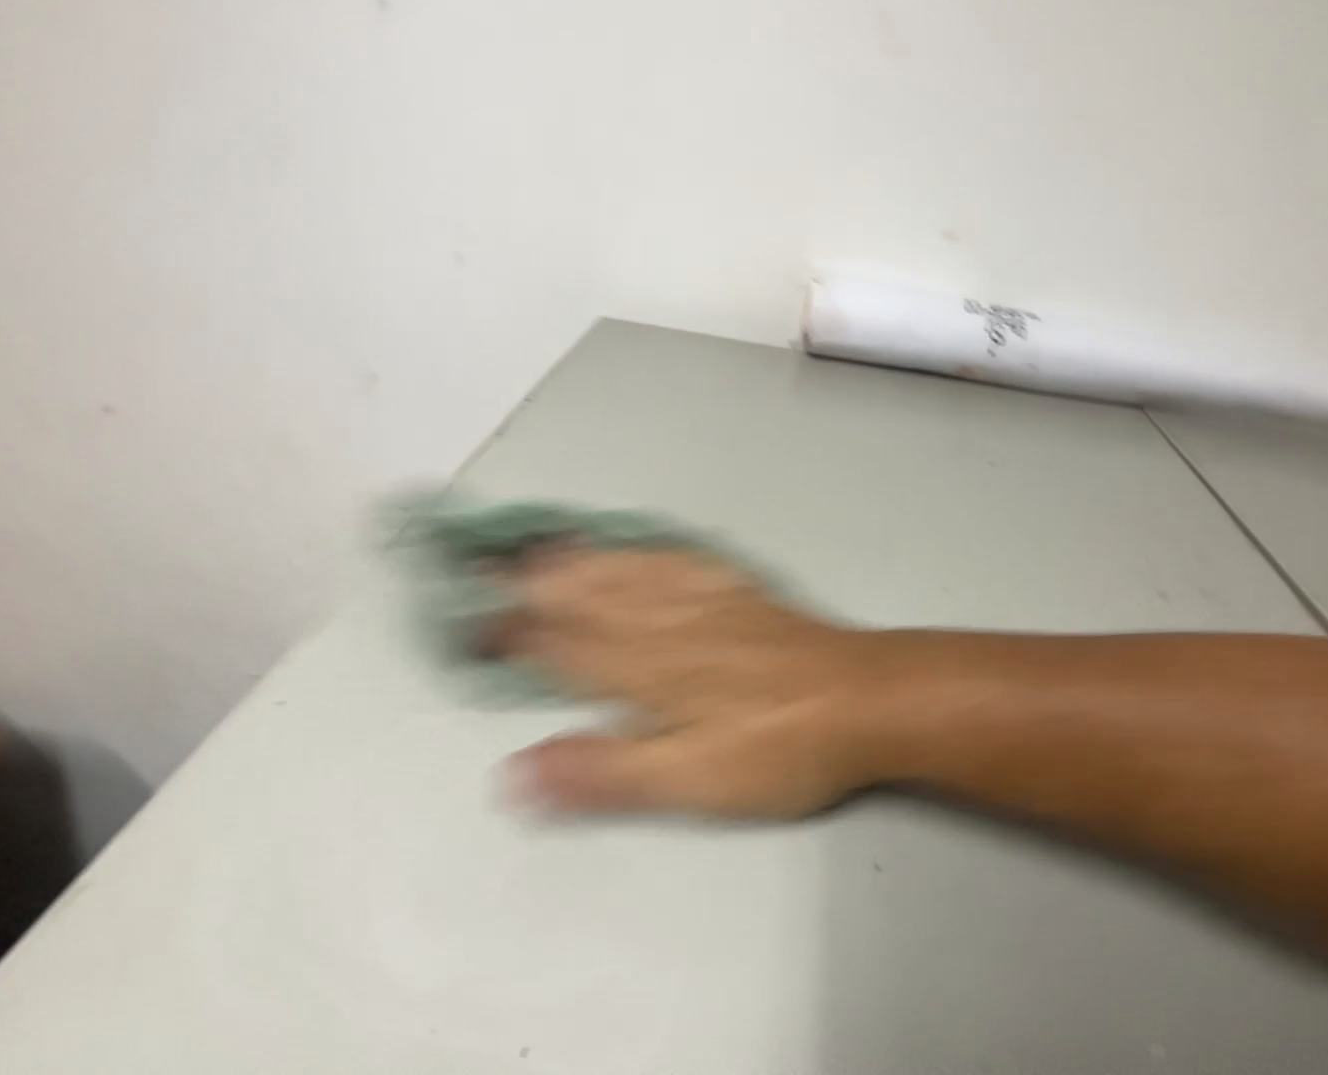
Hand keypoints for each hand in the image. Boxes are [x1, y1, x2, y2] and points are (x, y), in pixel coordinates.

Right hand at [496, 548, 887, 817]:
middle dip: (527, 586)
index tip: (463, 626)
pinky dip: (638, 550)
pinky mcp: (738, 594)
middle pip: (582, 595)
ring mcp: (702, 600)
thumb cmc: (776, 748)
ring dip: (572, 560)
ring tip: (534, 548)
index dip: (508, 635)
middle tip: (477, 570)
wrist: (865, 699)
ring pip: (621, 571)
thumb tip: (511, 773)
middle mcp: (661, 621)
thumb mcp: (688, 781)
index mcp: (641, 667)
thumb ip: (602, 772)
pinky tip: (634, 547)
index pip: (558, 644)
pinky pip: (674, 560)